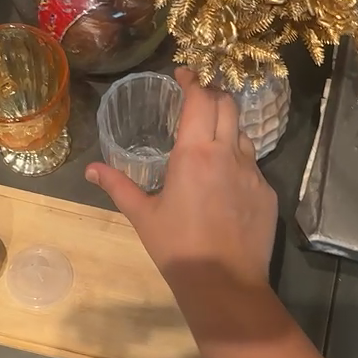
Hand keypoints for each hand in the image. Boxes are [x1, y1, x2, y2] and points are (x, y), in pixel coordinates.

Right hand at [86, 68, 276, 298]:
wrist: (224, 283)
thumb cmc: (177, 247)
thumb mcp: (142, 216)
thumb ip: (118, 186)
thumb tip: (91, 170)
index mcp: (194, 153)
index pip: (199, 99)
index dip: (193, 80)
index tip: (183, 74)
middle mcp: (228, 154)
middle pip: (227, 105)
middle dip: (213, 95)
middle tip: (197, 100)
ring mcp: (253, 173)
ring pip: (243, 135)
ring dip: (227, 128)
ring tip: (210, 141)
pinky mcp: (267, 194)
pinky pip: (253, 166)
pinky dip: (238, 162)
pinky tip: (225, 183)